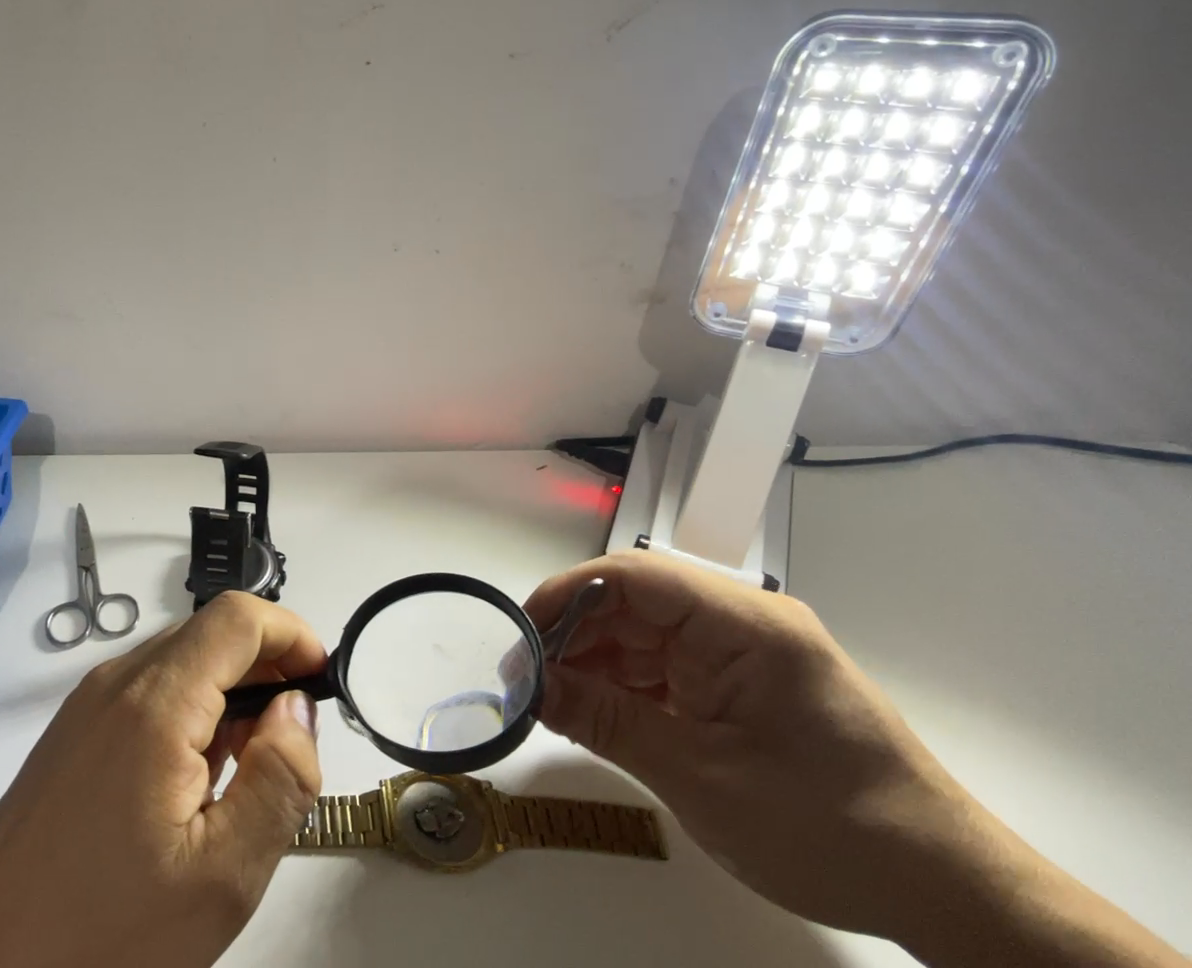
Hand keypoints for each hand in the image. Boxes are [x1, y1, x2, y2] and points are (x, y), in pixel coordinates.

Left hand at [0, 594, 323, 967]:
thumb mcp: (222, 875)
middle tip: (297, 736)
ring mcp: (86, 708)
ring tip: (254, 765)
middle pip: (208, 634)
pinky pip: (147, 694)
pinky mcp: (71, 736)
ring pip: (178, 663)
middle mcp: (115, 686)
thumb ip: (279, 780)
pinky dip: (191, 712)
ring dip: (230, 692)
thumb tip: (297, 711)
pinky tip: (200, 779)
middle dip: (267, 665)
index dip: (292, 634)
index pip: (237, 618)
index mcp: (155, 704)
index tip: (323, 682)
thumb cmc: (104, 931)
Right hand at [525, 552, 1183, 966]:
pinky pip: (664, 669)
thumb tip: (529, 687)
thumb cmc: (828, 827)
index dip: (566, 595)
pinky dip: (622, 688)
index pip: (635, 576)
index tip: (518, 637)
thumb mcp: (698, 775)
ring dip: (592, 665)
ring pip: (642, 636)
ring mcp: (743, 655)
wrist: (942, 885)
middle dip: (571, 636)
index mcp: (746, 625)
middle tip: (523, 683)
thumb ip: (605, 720)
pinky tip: (590, 712)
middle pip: (633, 603)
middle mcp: (743, 624)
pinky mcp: (741, 686)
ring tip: (548, 703)